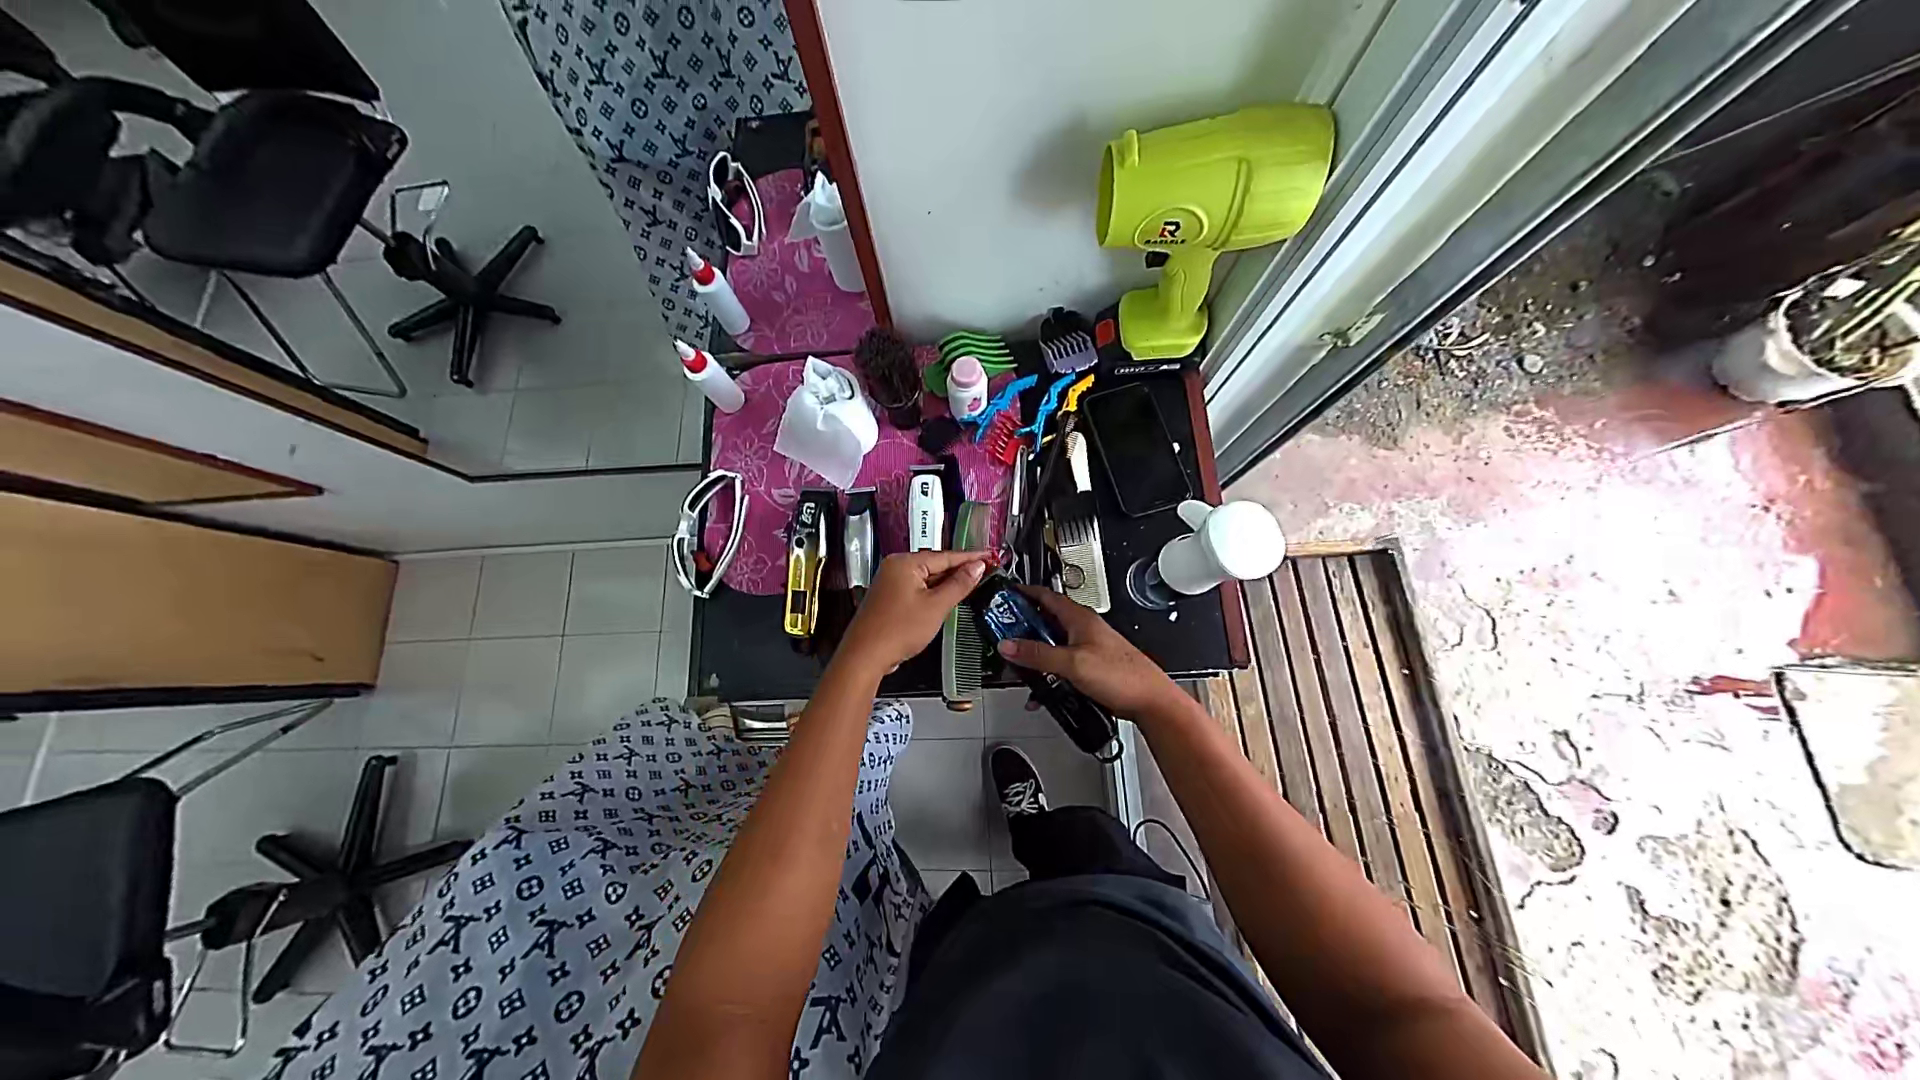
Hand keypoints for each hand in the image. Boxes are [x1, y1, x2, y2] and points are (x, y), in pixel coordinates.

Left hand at [834, 551, 990, 676]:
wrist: (866, 656)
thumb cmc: (895, 631)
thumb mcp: (936, 606)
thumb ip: (959, 584)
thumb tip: (976, 568)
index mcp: (905, 563)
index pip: (945, 556)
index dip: (970, 558)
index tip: (988, 557)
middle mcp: (895, 568)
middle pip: (935, 565)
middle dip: (959, 571)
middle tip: (984, 571)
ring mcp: (890, 583)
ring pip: (926, 578)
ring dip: (947, 584)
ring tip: (971, 585)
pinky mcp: (890, 599)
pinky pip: (917, 589)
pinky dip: (933, 594)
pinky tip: (946, 600)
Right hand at [996, 586, 1184, 718]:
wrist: (1151, 701)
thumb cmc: (1124, 676)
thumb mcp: (1072, 663)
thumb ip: (1038, 654)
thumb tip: (1010, 644)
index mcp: (1080, 618)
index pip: (1046, 595)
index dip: (1024, 593)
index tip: (1004, 596)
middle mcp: (1083, 630)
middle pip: (1045, 622)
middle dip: (1023, 629)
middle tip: (1004, 637)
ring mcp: (1086, 649)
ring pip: (1051, 646)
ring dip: (1035, 656)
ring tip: (1020, 667)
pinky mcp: (1089, 667)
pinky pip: (1061, 665)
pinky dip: (1048, 674)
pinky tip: (1042, 690)